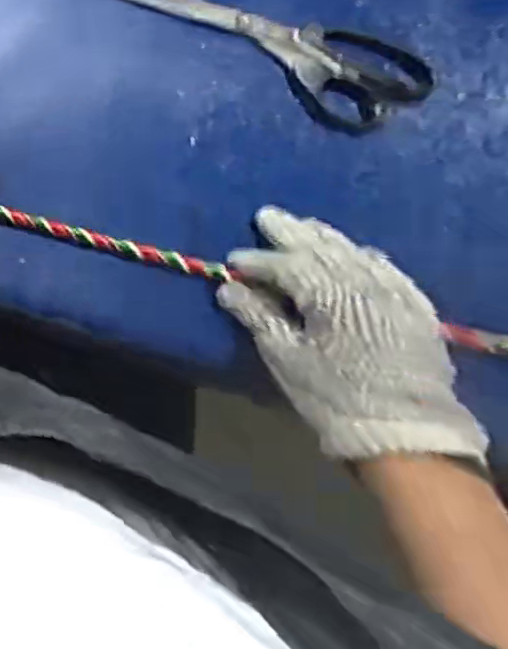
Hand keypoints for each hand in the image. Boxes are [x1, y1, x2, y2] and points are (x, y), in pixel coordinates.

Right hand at [217, 207, 485, 463]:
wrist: (406, 433)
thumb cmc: (331, 392)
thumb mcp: (283, 355)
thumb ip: (257, 316)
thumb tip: (231, 287)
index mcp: (332, 301)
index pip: (288, 267)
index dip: (257, 262)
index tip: (231, 263)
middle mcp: (369, 293)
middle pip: (327, 254)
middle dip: (295, 234)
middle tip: (268, 215)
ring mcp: (400, 303)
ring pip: (361, 259)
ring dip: (331, 241)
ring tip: (308, 225)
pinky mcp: (418, 317)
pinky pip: (394, 277)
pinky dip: (372, 261)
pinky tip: (363, 253)